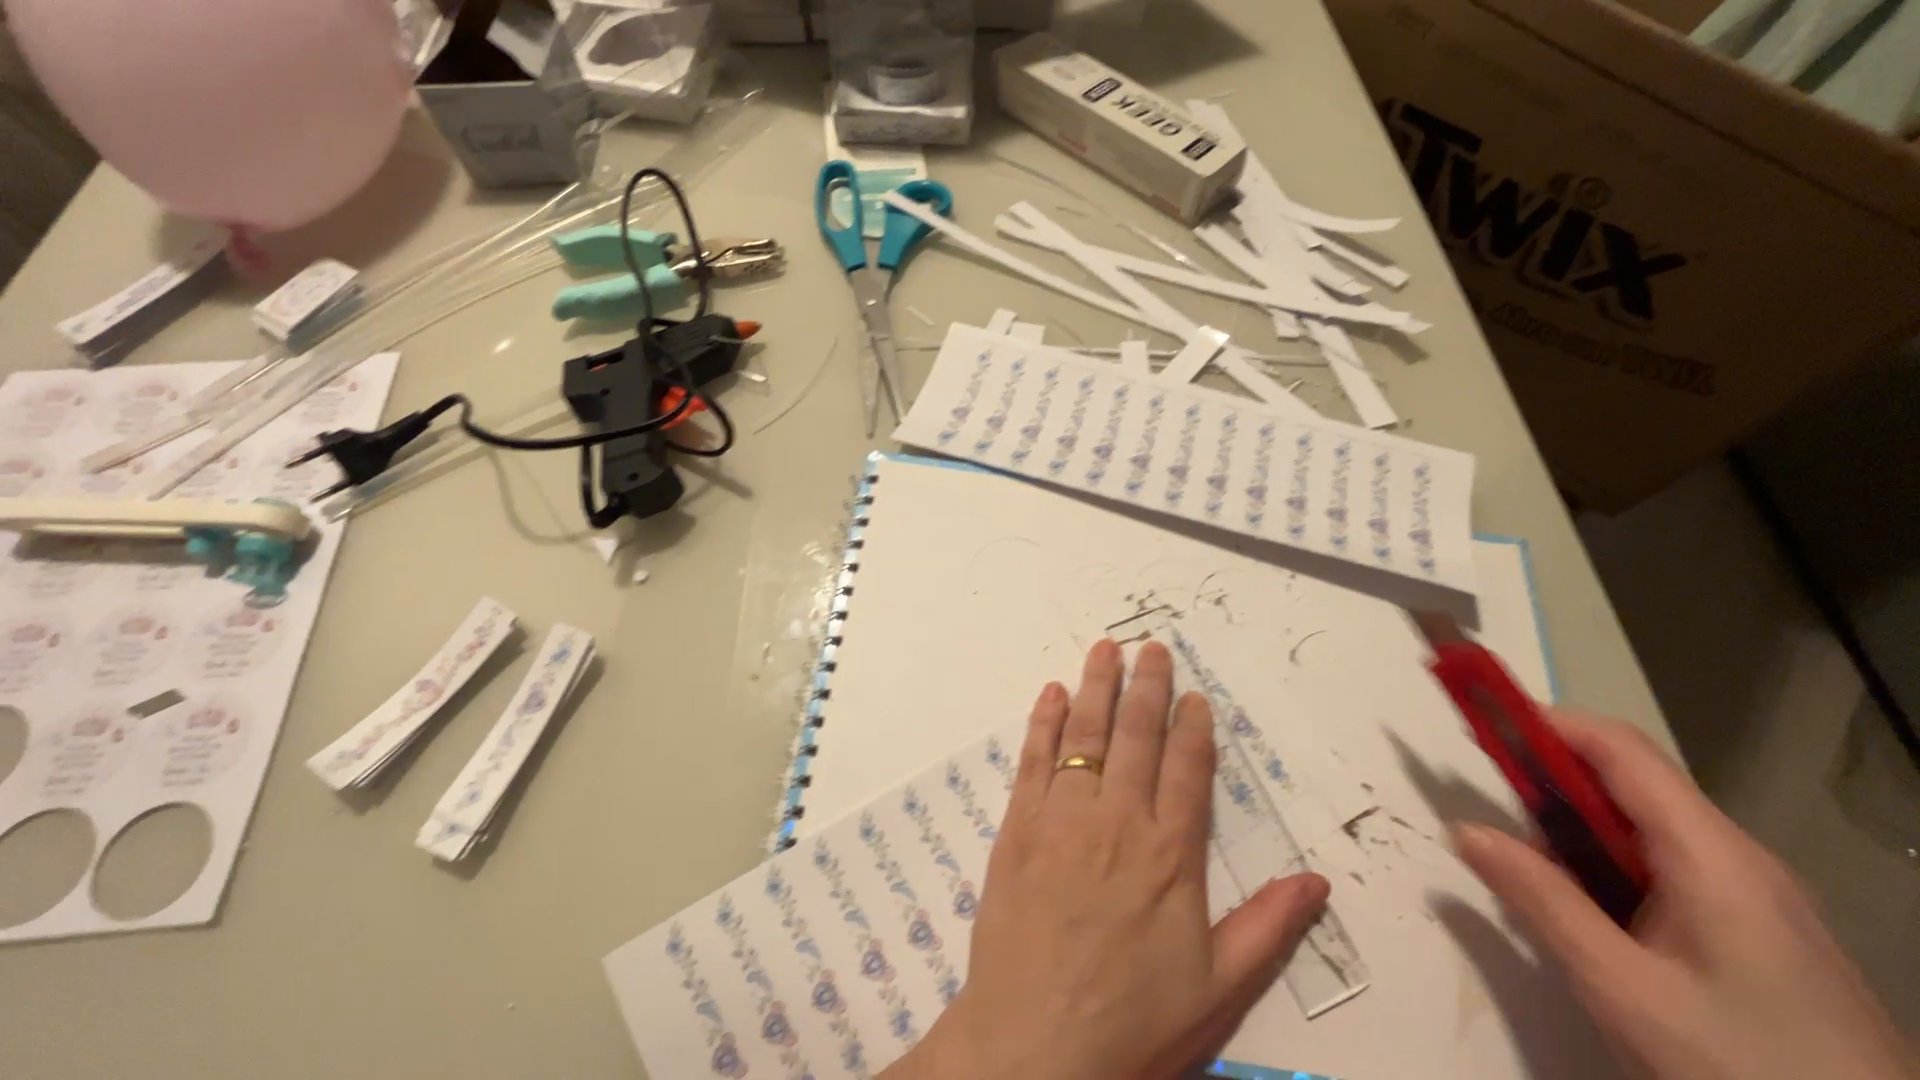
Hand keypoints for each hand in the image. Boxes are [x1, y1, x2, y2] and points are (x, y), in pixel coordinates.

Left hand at [884, 639, 1329, 1079]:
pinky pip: (1033, 762)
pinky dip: (1043, 723)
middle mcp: (1118, 822)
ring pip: (1085, 737)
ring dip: (1096, 689)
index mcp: (1171, 854)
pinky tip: (1051, 695)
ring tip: (1104, 649)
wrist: (1034, 1043)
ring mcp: (1062, 820)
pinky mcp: (1017, 830)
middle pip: (1136, 737)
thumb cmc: (1132, 1019)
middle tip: (1150, 647)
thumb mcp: (1218, 988)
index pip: (1188, 770)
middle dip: (1146, 688)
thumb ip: (1267, 927)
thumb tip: (1319, 881)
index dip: (1192, 728)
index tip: (1195, 695)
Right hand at [1455, 711, 1915, 1079]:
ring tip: (1528, 873)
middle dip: (1550, 782)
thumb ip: (1541, 901)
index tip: (1480, 725)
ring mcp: (1754, 894)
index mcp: (1710, 854)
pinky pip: (1667, 868)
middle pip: (1630, 785)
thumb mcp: (1621, 987)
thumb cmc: (1739, 1062)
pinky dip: (1609, 867)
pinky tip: (1588, 915)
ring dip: (1576, 831)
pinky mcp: (1757, 928)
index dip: (1545, 724)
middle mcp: (1737, 857)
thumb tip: (1465, 829)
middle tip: (1488, 809)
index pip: (1619, 749)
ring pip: (1646, 830)